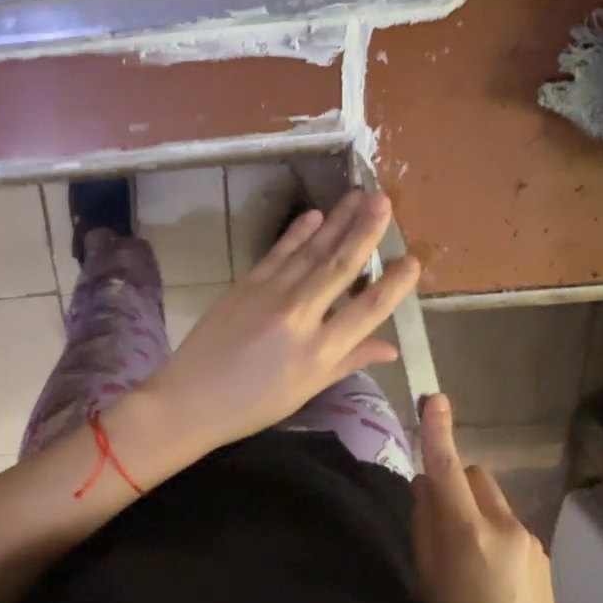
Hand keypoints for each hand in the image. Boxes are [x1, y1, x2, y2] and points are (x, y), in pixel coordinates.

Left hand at [143, 191, 420, 452]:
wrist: (190, 400)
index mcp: (320, 352)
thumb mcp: (305, 390)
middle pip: (340, 267)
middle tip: (386, 202)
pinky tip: (316, 215)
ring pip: (312, 252)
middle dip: (366, 232)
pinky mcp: (245, 285)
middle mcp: (299, 317)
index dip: (394, 284)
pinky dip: (298, 233)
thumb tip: (390, 347)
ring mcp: (270, 296)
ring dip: (338, 222)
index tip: (412, 261)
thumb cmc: (252, 406)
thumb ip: (348, 361)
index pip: (369, 309)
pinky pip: (279, 253)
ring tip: (361, 196)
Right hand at [412, 395, 584, 602]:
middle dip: (450, 479)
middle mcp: (505, 526)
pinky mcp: (543, 555)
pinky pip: (507, 524)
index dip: (436, 431)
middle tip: (431, 515)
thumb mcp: (425, 582)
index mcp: (469, 534)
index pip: (445, 469)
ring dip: (470, 508)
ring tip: (459, 557)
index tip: (432, 397)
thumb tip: (423, 485)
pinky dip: (489, 530)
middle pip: (472, 475)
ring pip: (490, 500)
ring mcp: (530, 540)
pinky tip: (485, 576)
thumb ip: (423, 527)